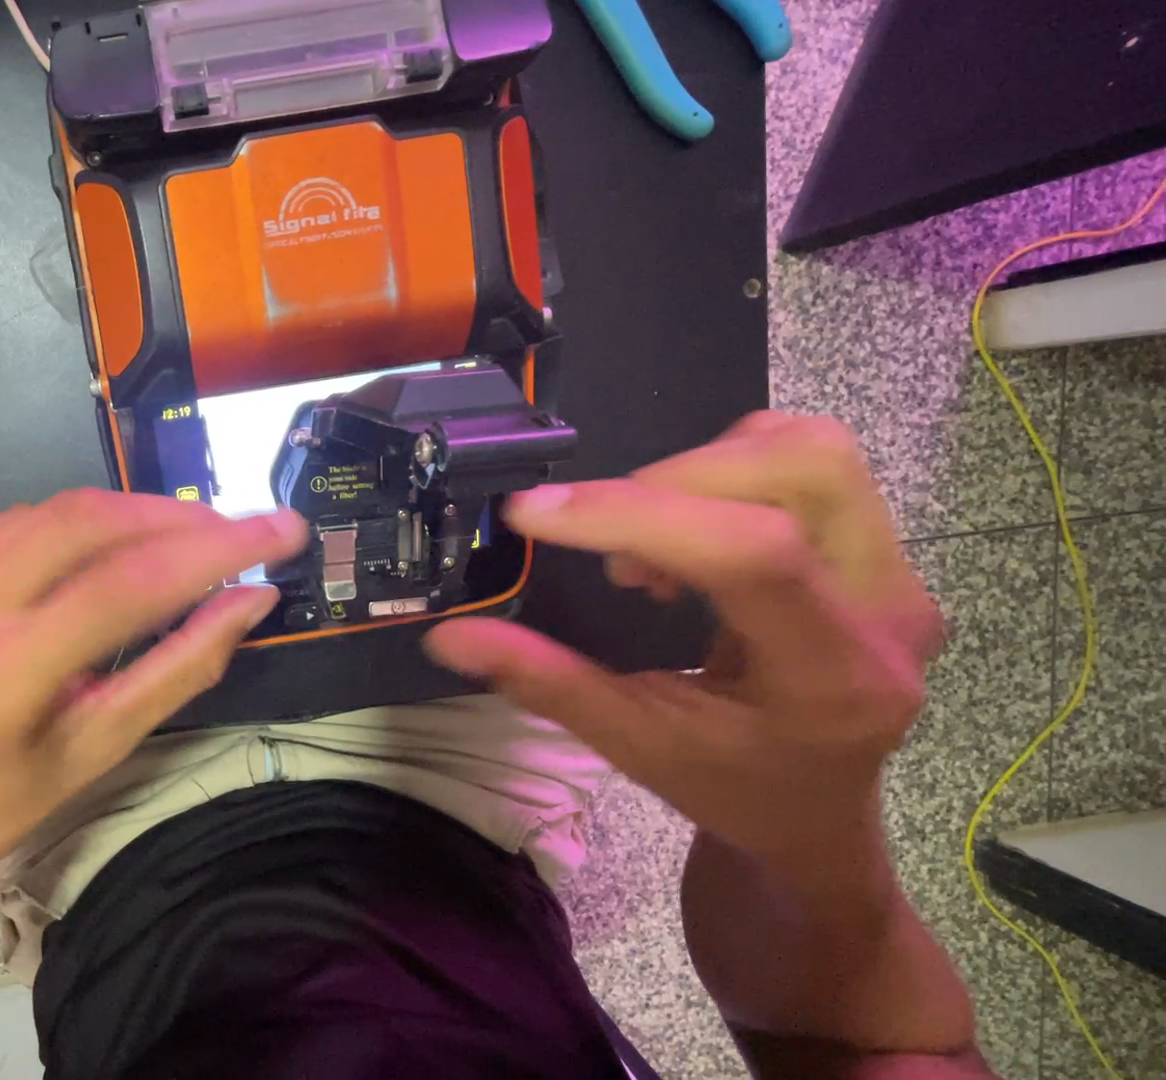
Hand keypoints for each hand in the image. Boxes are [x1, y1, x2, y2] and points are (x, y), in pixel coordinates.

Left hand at [0, 490, 306, 929]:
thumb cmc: (14, 798)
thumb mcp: (107, 742)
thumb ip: (184, 664)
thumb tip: (254, 596)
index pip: (123, 587)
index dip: (211, 550)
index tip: (280, 530)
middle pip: (86, 526)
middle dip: (174, 517)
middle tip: (235, 530)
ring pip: (53, 513)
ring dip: (132, 516)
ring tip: (188, 536)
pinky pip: (16, 524)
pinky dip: (79, 527)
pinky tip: (115, 546)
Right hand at [425, 412, 941, 868]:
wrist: (817, 811)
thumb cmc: (730, 789)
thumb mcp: (629, 743)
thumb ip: (542, 681)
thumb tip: (447, 636)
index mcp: (833, 677)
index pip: (751, 552)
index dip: (632, 515)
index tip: (532, 513)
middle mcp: (889, 608)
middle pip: (801, 467)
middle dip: (672, 483)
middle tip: (613, 549)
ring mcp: (899, 571)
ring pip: (807, 448)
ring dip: (699, 473)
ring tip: (651, 547)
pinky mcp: (879, 548)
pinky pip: (804, 460)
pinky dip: (723, 475)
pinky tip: (689, 538)